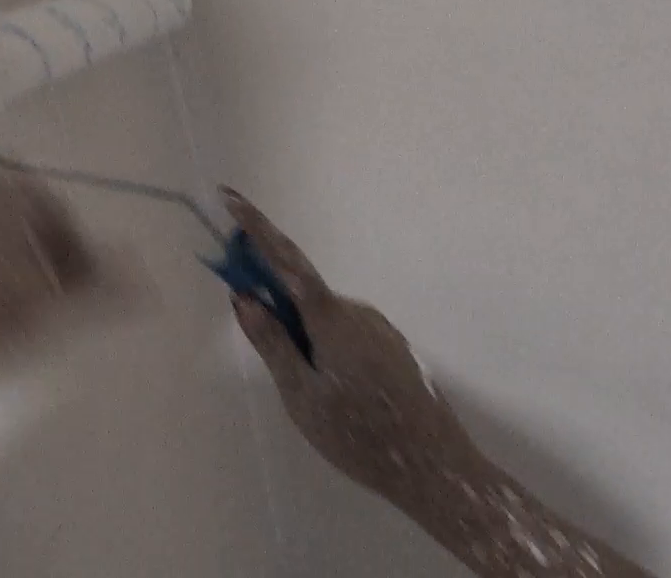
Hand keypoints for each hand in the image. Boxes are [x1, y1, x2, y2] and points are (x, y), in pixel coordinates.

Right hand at [223, 187, 480, 505]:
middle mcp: (357, 312)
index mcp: (330, 318)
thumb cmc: (360, 436)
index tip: (229, 197)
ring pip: (323, 318)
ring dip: (302, 332)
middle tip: (257, 329)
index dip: (255, 226)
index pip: (285, 259)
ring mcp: (379, 329)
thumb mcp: (301, 395)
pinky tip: (337, 392)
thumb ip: (271, 342)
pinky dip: (325, 345)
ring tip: (309, 390)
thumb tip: (244, 297)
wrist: (440, 474)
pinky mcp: (394, 349)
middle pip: (301, 292)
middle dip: (273, 298)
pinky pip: (345, 333)